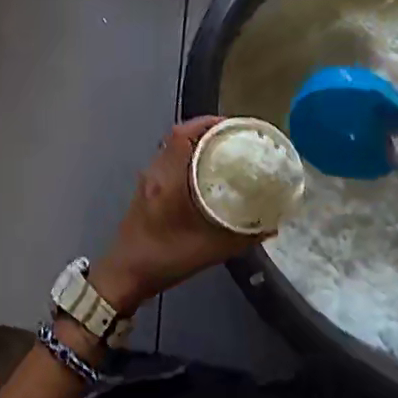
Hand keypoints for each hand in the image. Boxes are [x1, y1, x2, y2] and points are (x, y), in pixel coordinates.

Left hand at [88, 116, 260, 315]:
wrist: (125, 274)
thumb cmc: (165, 259)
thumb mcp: (210, 250)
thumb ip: (242, 236)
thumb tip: (272, 224)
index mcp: (168, 179)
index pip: (182, 134)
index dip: (206, 123)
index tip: (232, 126)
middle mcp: (155, 172)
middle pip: (178, 137)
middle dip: (206, 133)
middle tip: (235, 140)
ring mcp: (148, 179)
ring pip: (172, 149)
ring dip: (196, 146)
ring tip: (225, 153)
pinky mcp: (146, 189)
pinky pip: (168, 162)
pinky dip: (187, 160)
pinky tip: (205, 176)